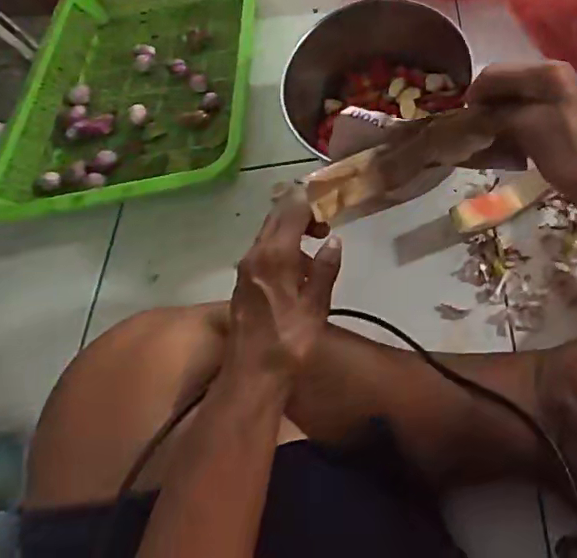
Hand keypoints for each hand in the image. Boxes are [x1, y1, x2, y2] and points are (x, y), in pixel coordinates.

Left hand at [224, 191, 341, 380]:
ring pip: (268, 233)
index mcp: (274, 256)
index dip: (310, 201)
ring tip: (317, 242)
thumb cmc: (288, 343)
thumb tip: (333, 241)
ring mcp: (245, 268)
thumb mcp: (316, 307)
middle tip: (325, 220)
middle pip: (276, 217)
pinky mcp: (242, 281)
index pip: (292, 212)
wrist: (251, 378)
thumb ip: (324, 269)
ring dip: (291, 230)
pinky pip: (263, 250)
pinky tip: (298, 265)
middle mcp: (255, 255)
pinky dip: (281, 245)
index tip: (329, 199)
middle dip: (300, 212)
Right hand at [465, 63, 576, 198]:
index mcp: (547, 71)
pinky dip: (504, 113)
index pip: (498, 72)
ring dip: (493, 107)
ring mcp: (551, 87)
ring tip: (482, 126)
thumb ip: (494, 113)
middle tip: (471, 121)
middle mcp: (550, 71)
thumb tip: (469, 114)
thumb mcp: (523, 126)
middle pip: (502, 79)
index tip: (463, 114)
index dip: (477, 92)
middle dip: (485, 99)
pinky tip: (497, 128)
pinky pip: (518, 101)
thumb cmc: (561, 150)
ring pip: (508, 91)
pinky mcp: (550, 104)